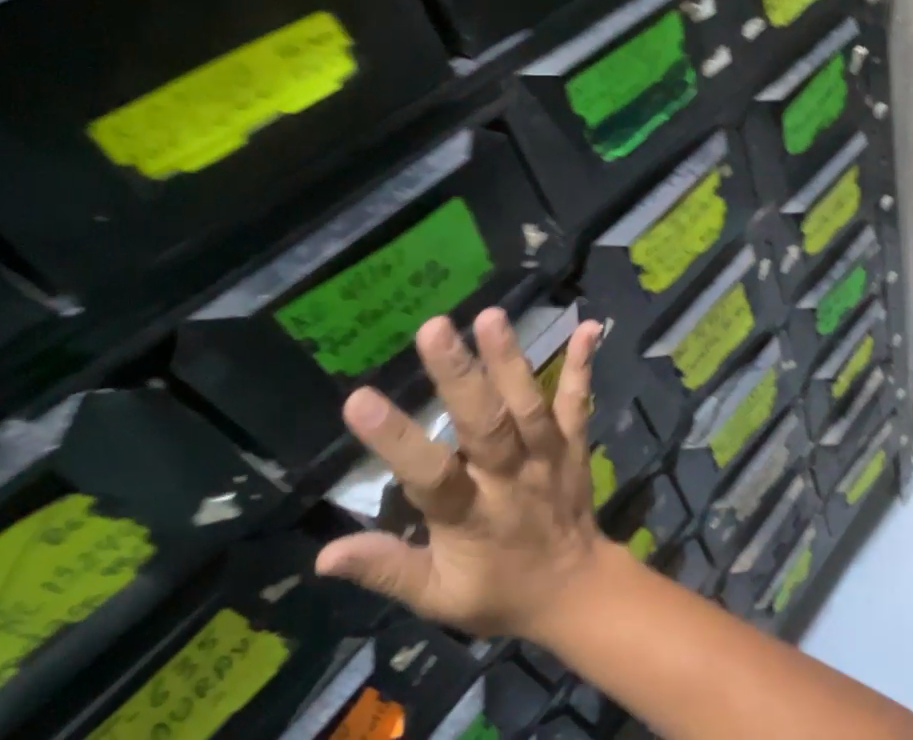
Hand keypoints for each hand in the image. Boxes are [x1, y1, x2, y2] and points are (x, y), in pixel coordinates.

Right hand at [315, 307, 610, 638]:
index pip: (430, 475)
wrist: (576, 589)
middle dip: (460, 377)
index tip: (358, 399)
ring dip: (511, 360)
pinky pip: (579, 402)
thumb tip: (323, 556)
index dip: (397, 440)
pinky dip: (584, 365)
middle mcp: (510, 477)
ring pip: (530, 406)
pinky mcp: (574, 443)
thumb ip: (387, 569)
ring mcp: (548, 455)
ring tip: (491, 316)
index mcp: (470, 516)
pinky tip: (589, 327)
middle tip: (434, 328)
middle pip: (486, 425)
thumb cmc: (498, 590)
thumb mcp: (437, 597)